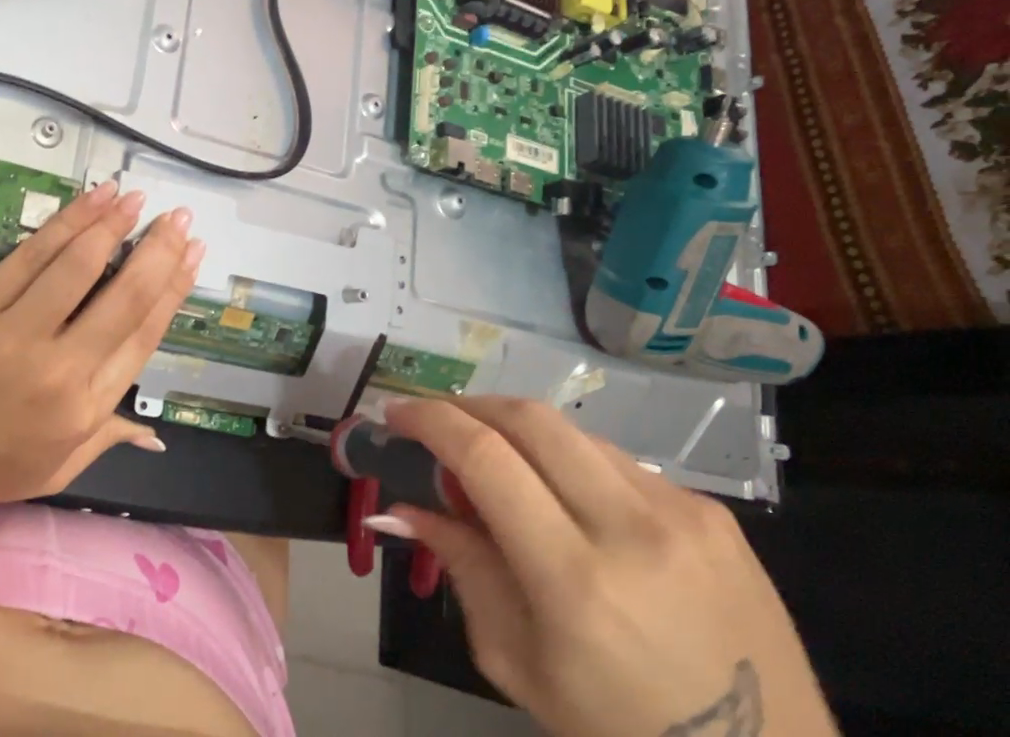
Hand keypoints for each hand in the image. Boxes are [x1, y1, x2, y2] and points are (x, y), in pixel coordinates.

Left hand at [0, 182, 201, 516]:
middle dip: (158, 251)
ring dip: (113, 226)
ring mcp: (14, 334)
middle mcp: (59, 370)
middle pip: (123, 297)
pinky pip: (28, 258)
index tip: (191, 258)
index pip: (142, 338)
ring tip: (136, 198)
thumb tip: (155, 432)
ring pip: (77, 267)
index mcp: (83, 411)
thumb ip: (106, 440)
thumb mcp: (53, 472)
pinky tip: (90, 203)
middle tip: (180, 217)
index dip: (173, 292)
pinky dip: (65, 224)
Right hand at [378, 397, 835, 736]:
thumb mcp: (516, 659)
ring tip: (493, 464)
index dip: (430, 421)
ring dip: (518, 433)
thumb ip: (461, 567)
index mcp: (574, 577)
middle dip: (468, 404)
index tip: (395, 414)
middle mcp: (633, 527)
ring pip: (575, 434)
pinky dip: (570, 464)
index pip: (485, 458)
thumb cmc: (617, 726)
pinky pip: (621, 464)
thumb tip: (402, 508)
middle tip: (434, 420)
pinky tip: (563, 500)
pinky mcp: (715, 514)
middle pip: (531, 419)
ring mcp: (684, 513)